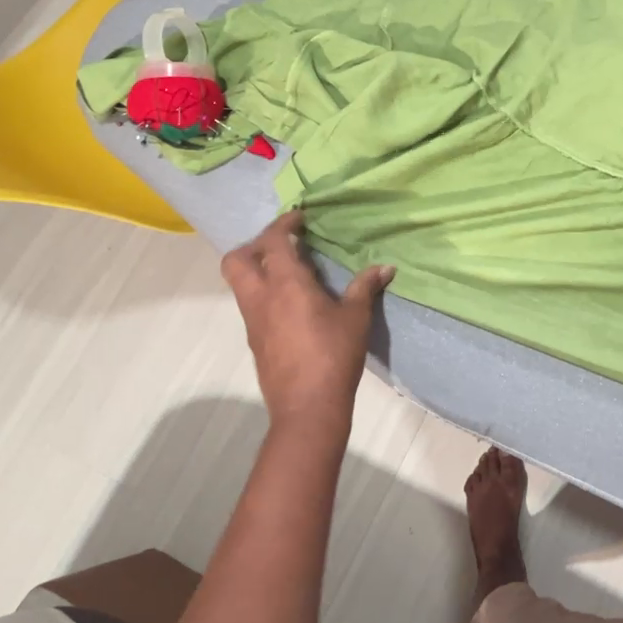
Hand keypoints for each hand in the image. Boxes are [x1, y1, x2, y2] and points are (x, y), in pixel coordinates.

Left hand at [220, 211, 393, 432]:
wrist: (307, 406)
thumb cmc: (334, 354)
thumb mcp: (357, 317)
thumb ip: (366, 287)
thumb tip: (385, 267)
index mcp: (286, 284)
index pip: (274, 241)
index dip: (284, 224)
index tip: (300, 217)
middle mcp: (261, 298)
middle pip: (237, 260)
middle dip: (255, 245)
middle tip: (284, 243)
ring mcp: (253, 321)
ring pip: (240, 283)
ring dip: (258, 269)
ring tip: (291, 270)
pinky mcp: (255, 340)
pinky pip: (251, 304)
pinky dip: (265, 292)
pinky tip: (293, 302)